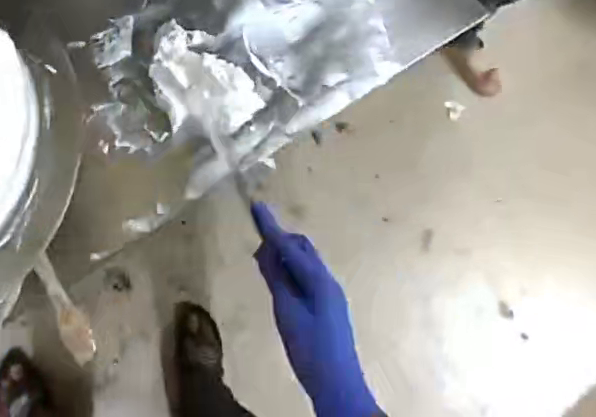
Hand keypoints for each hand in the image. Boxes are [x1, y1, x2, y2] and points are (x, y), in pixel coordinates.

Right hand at [251, 203, 381, 416]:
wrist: (339, 390)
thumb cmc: (310, 350)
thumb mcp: (286, 311)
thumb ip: (276, 277)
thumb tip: (265, 248)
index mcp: (319, 280)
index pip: (288, 245)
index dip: (270, 226)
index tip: (255, 205)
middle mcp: (327, 281)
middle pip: (301, 247)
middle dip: (279, 240)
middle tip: (257, 248)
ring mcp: (329, 294)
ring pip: (304, 261)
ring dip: (285, 256)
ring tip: (264, 265)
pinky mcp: (327, 307)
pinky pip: (306, 276)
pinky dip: (291, 271)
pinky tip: (279, 283)